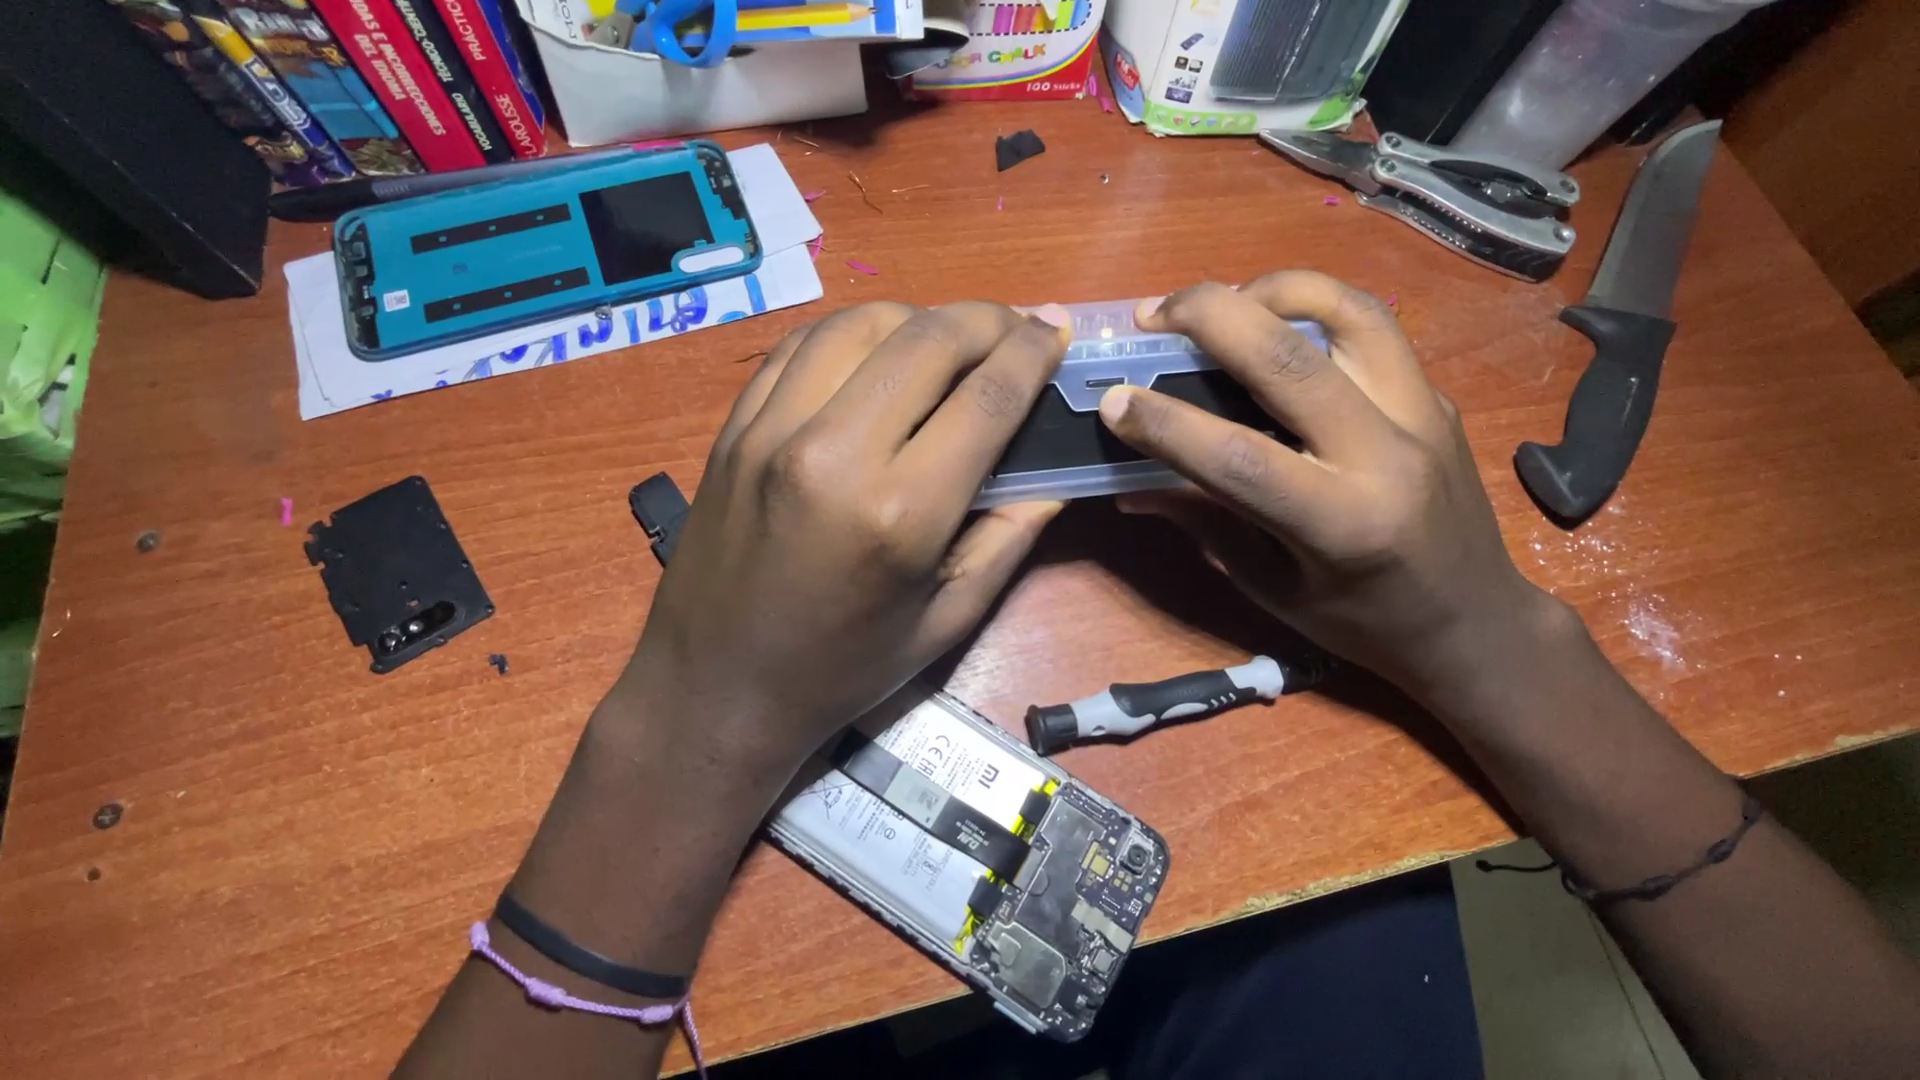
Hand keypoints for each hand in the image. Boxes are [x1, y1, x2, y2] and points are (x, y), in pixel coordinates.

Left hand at [624, 301, 1071, 769]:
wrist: (716, 687)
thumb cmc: (844, 668)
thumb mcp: (948, 619)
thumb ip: (1009, 536)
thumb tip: (1053, 471)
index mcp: (900, 513)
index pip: (986, 396)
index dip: (1034, 353)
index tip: (1057, 333)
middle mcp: (833, 451)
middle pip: (927, 339)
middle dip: (988, 320)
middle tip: (1016, 329)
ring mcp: (772, 429)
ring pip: (861, 324)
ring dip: (920, 319)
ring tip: (949, 340)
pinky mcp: (734, 425)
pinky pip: (800, 345)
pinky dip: (852, 334)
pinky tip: (877, 352)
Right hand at [1097, 272, 1557, 700]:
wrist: (1476, 621)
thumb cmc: (1363, 622)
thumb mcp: (1272, 588)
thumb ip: (1204, 524)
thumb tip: (1130, 485)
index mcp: (1342, 524)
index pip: (1239, 456)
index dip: (1165, 424)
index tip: (1112, 401)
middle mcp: (1388, 454)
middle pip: (1291, 358)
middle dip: (1210, 318)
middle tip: (1152, 314)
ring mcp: (1422, 414)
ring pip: (1349, 312)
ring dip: (1272, 290)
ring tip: (1222, 301)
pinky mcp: (1434, 395)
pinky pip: (1372, 327)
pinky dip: (1315, 307)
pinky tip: (1274, 323)